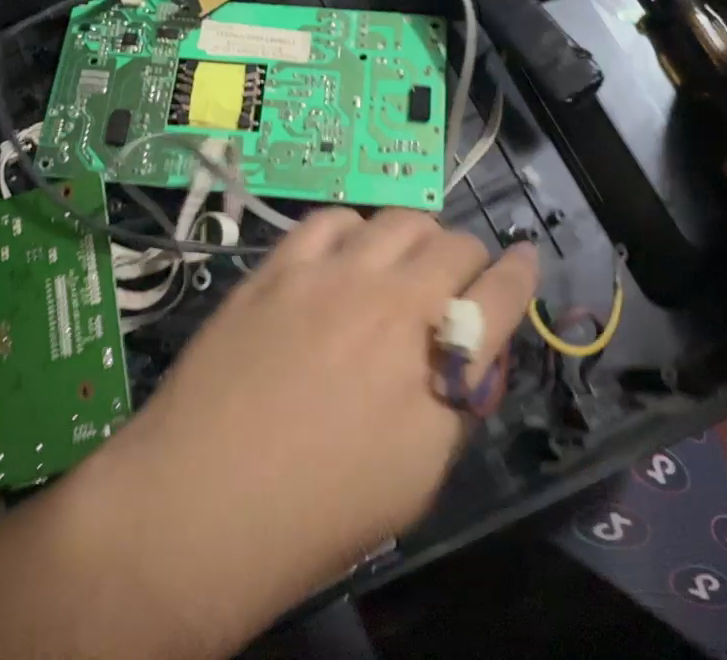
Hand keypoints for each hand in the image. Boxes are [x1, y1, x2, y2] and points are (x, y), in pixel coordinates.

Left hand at [0, 212, 536, 659]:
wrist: (202, 499)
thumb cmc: (321, 507)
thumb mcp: (420, 474)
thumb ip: (457, 403)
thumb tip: (471, 358)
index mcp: (434, 348)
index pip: (503, 290)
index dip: (522, 275)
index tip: (525, 266)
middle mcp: (386, 291)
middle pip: (450, 240)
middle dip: (469, 259)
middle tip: (458, 286)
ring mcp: (322, 272)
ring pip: (391, 218)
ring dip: (412, 238)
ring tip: (401, 267)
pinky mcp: (271, 270)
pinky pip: (325, 221)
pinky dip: (350, 231)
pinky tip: (342, 255)